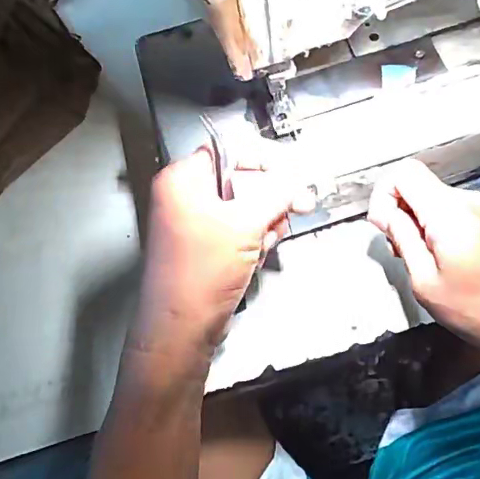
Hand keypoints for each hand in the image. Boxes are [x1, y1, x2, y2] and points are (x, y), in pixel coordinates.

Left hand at [133, 146, 311, 358]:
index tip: (292, 171)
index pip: (231, 150)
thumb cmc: (198, 275)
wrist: (182, 328)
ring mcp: (195, 223)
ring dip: (266, 220)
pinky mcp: (206, 246)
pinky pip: (239, 230)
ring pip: (245, 207)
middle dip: (271, 196)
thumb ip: (276, 192)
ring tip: (268, 238)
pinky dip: (255, 238)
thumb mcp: (246, 224)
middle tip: (296, 204)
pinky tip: (259, 253)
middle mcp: (185, 197)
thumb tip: (296, 175)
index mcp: (182, 179)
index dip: (266, 159)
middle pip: (242, 180)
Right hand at [367, 160, 479, 375]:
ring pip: (435, 200)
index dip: (384, 196)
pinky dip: (440, 229)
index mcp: (449, 212)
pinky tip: (445, 261)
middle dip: (400, 213)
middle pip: (419, 186)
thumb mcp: (425, 282)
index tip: (385, 229)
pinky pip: (455, 212)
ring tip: (424, 263)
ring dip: (420, 224)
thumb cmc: (479, 311)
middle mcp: (470, 201)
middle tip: (401, 253)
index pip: (403, 173)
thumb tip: (385, 213)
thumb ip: (402, 239)